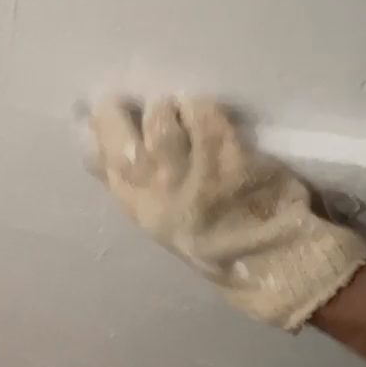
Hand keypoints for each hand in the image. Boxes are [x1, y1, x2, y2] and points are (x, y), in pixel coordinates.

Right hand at [83, 95, 365, 330]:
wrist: (273, 262)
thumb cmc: (213, 240)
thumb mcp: (158, 218)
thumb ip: (131, 183)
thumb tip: (92, 143)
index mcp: (137, 207)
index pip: (99, 159)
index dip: (97, 128)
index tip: (101, 111)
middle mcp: (157, 192)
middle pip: (122, 137)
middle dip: (120, 112)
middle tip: (138, 104)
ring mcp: (191, 176)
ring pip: (161, 121)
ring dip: (170, 109)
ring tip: (181, 111)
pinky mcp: (228, 159)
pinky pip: (204, 115)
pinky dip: (202, 108)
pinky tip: (209, 114)